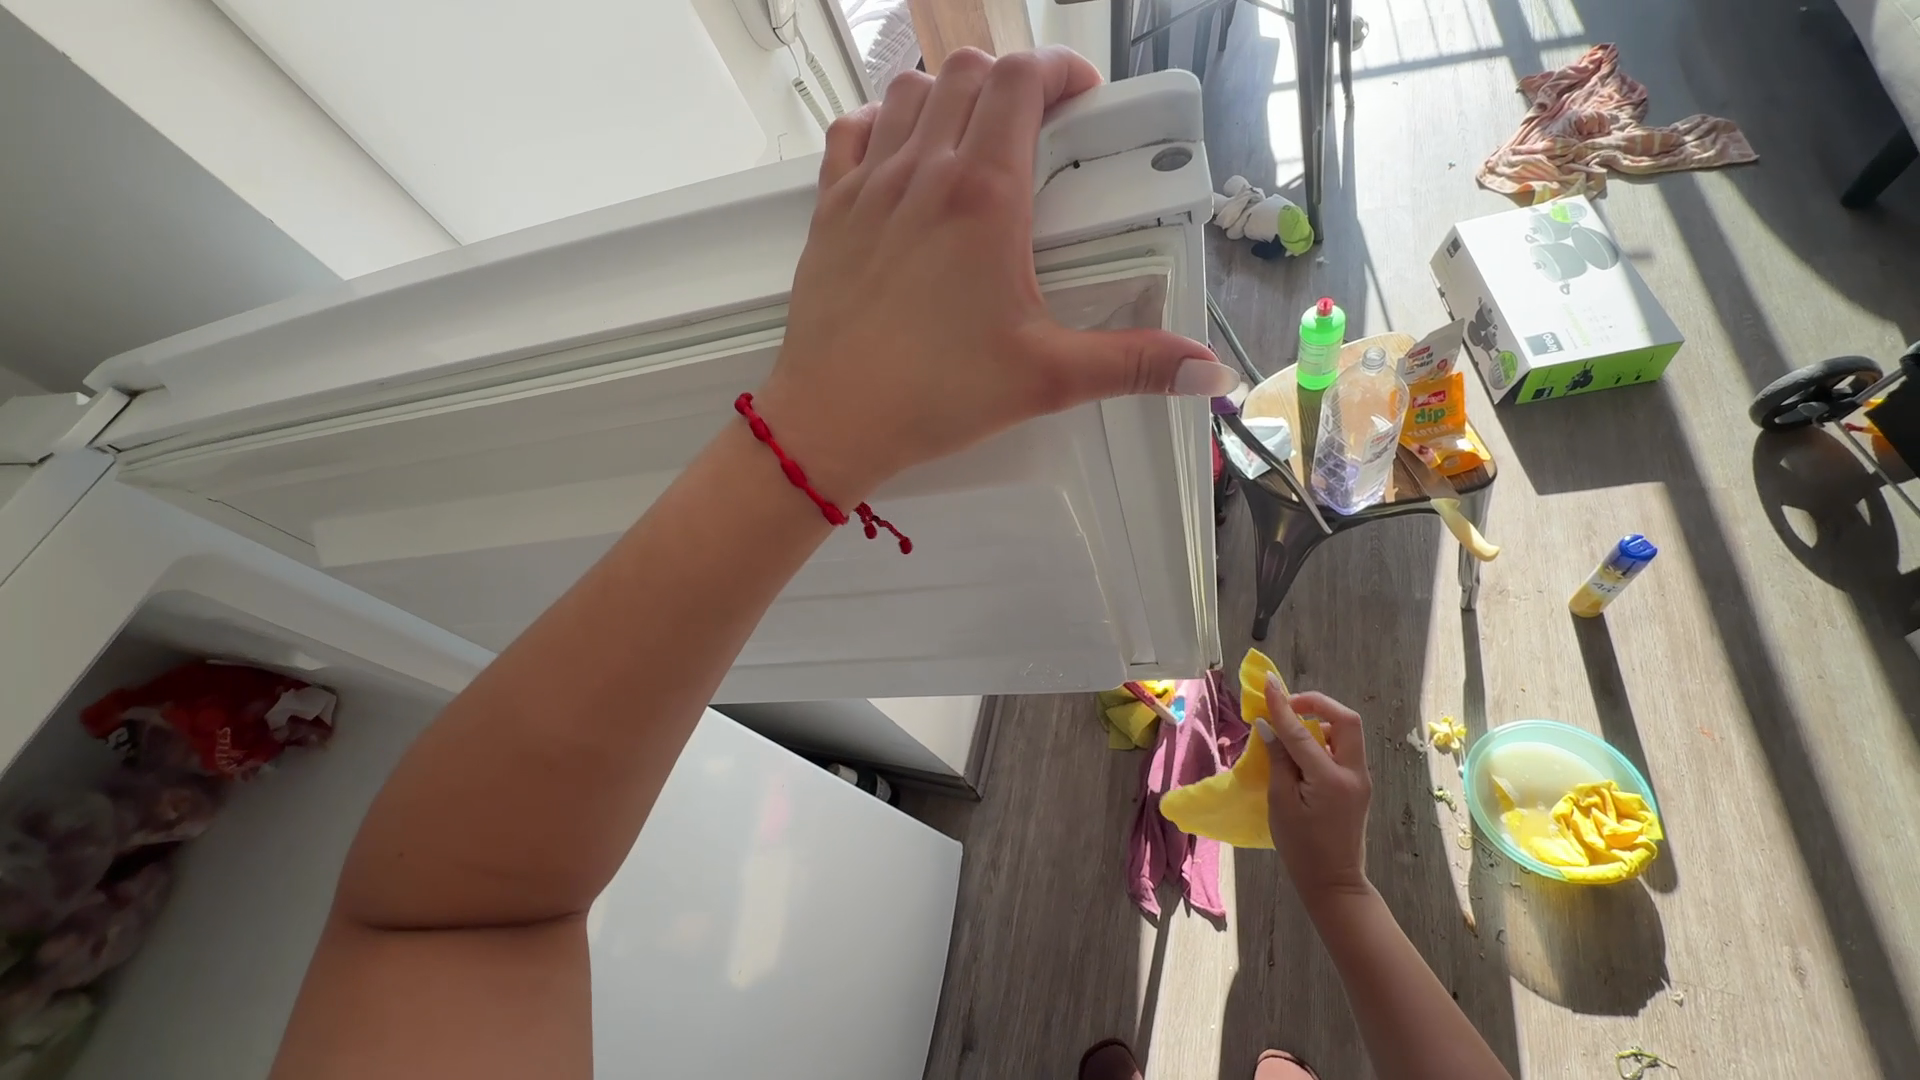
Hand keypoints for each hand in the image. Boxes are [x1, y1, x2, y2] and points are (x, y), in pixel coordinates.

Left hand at [753, 47, 1234, 502]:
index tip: (1081, 100)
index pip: (1023, 80)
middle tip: (1037, 126)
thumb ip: (1135, 364)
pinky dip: (882, 123)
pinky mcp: (830, 212)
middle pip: (968, 71)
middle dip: (1012, 81)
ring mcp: (869, 187)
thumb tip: (1209, 375)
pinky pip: (853, 132)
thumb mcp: (1048, 378)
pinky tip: (900, 155)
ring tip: (973, 138)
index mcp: (983, 196)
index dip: (1060, 71)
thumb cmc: (934, 395)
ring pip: (909, 90)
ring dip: (948, 94)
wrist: (833, 420)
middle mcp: (922, 173)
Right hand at [1257, 678, 1372, 903]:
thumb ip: (1278, 760)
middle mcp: (1353, 773)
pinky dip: (1324, 737)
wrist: (1333, 882)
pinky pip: (1344, 748)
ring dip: (1321, 720)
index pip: (1302, 731)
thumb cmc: (1300, 847)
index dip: (1282, 706)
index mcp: (1330, 779)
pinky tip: (1302, 747)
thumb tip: (1268, 725)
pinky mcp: (1358, 784)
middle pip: (1346, 720)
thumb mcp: (1280, 802)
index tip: (1267, 683)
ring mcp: (1360, 779)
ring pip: (1348, 732)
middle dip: (1317, 704)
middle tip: (1288, 705)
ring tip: (1291, 727)